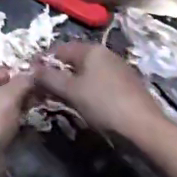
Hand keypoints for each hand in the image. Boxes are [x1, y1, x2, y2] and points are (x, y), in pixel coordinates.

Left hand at [0, 67, 34, 150]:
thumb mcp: (12, 94)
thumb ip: (25, 81)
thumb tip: (36, 73)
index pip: (6, 71)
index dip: (21, 81)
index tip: (35, 93)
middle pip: (5, 86)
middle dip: (21, 95)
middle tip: (34, 105)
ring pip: (5, 102)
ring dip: (18, 109)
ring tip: (26, 117)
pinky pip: (1, 116)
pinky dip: (12, 120)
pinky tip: (20, 126)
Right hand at [33, 43, 162, 138]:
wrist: (145, 127)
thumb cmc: (104, 104)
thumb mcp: (71, 91)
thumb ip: (49, 78)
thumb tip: (31, 69)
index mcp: (91, 49)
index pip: (59, 50)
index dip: (43, 62)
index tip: (32, 77)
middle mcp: (105, 53)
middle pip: (74, 60)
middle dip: (59, 73)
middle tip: (46, 91)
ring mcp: (119, 68)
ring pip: (88, 72)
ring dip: (73, 83)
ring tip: (64, 99)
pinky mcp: (128, 84)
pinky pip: (100, 82)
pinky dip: (89, 89)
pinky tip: (87, 104)